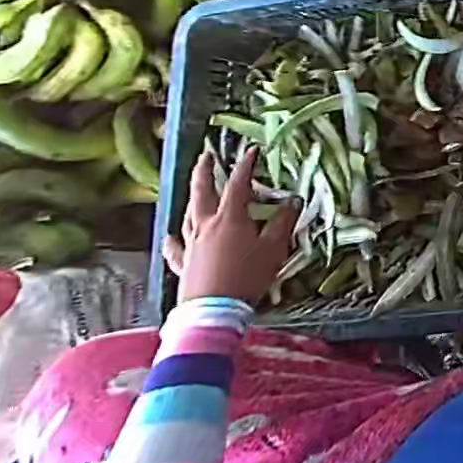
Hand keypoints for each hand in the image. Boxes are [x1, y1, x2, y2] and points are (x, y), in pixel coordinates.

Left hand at [164, 146, 295, 303]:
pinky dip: (173, 239)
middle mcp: (206, 225)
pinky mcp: (182, 265)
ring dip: (192, 198)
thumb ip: (283, 222)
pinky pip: (175, 248)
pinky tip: (170, 236)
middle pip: (202, 192)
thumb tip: (293, 200)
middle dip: (204, 171)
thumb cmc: (247, 276)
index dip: (245, 165)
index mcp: (230, 217)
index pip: (238, 183)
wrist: (213, 313)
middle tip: (206, 156)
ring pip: (188, 215)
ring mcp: (191, 245)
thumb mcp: (274, 248)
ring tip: (194, 189)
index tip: (252, 150)